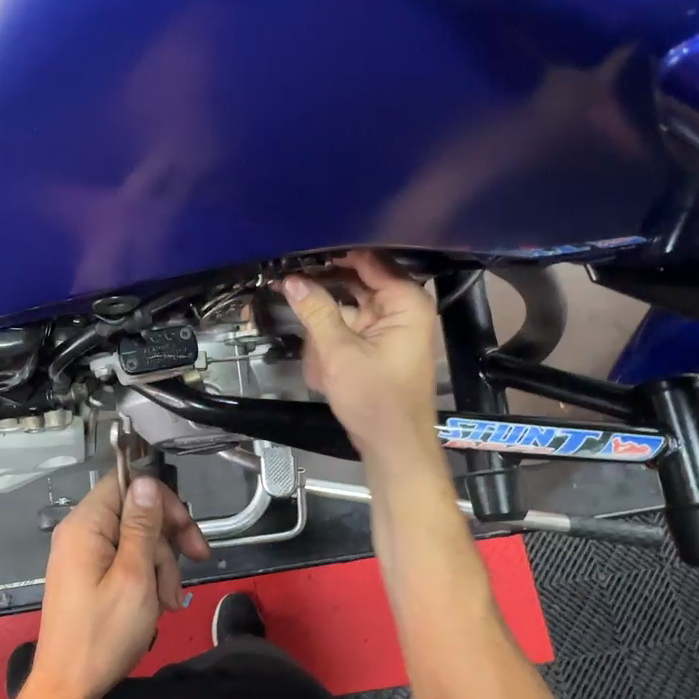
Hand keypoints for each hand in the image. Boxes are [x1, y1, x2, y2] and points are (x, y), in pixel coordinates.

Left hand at [29, 475, 209, 698]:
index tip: (186, 531)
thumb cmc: (103, 634)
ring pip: (136, 541)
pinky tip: (157, 605)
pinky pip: (124, 562)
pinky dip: (146, 579)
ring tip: (168, 603)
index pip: (127, 484)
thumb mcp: (134, 577)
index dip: (162, 501)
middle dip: (166, 542)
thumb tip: (147, 482)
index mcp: (86, 525)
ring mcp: (83, 555)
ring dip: (160, 567)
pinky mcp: (88, 576)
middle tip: (195, 565)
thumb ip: (142, 526)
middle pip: (136, 513)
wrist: (68, 687)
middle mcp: (80, 532)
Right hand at [280, 250, 441, 464]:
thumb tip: (292, 281)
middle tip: (291, 287)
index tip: (301, 251)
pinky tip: (324, 368)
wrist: (393, 447)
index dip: (334, 254)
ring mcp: (389, 326)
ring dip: (325, 328)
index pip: (369, 260)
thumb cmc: (377, 402)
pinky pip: (347, 328)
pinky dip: (330, 343)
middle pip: (354, 281)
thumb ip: (315, 311)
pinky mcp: (377, 343)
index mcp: (406, 302)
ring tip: (317, 356)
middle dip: (324, 293)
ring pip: (345, 306)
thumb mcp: (339, 354)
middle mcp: (402, 308)